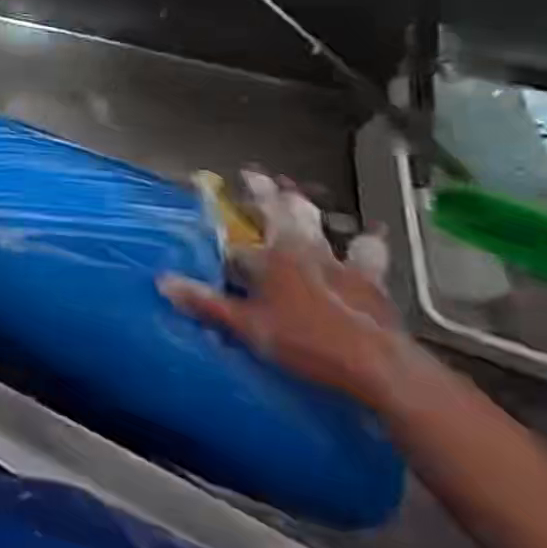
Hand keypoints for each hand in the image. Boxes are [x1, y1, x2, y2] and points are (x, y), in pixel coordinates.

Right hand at [159, 170, 408, 404]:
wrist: (383, 370)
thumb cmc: (308, 341)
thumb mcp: (248, 326)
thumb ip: (207, 302)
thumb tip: (162, 281)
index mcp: (276, 255)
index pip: (248, 224)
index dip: (239, 201)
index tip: (236, 177)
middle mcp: (309, 250)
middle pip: (290, 212)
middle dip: (274, 193)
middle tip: (263, 177)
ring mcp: (345, 266)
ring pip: (329, 228)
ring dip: (317, 215)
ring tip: (310, 202)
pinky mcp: (374, 287)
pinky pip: (371, 258)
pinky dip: (368, 245)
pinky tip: (371, 237)